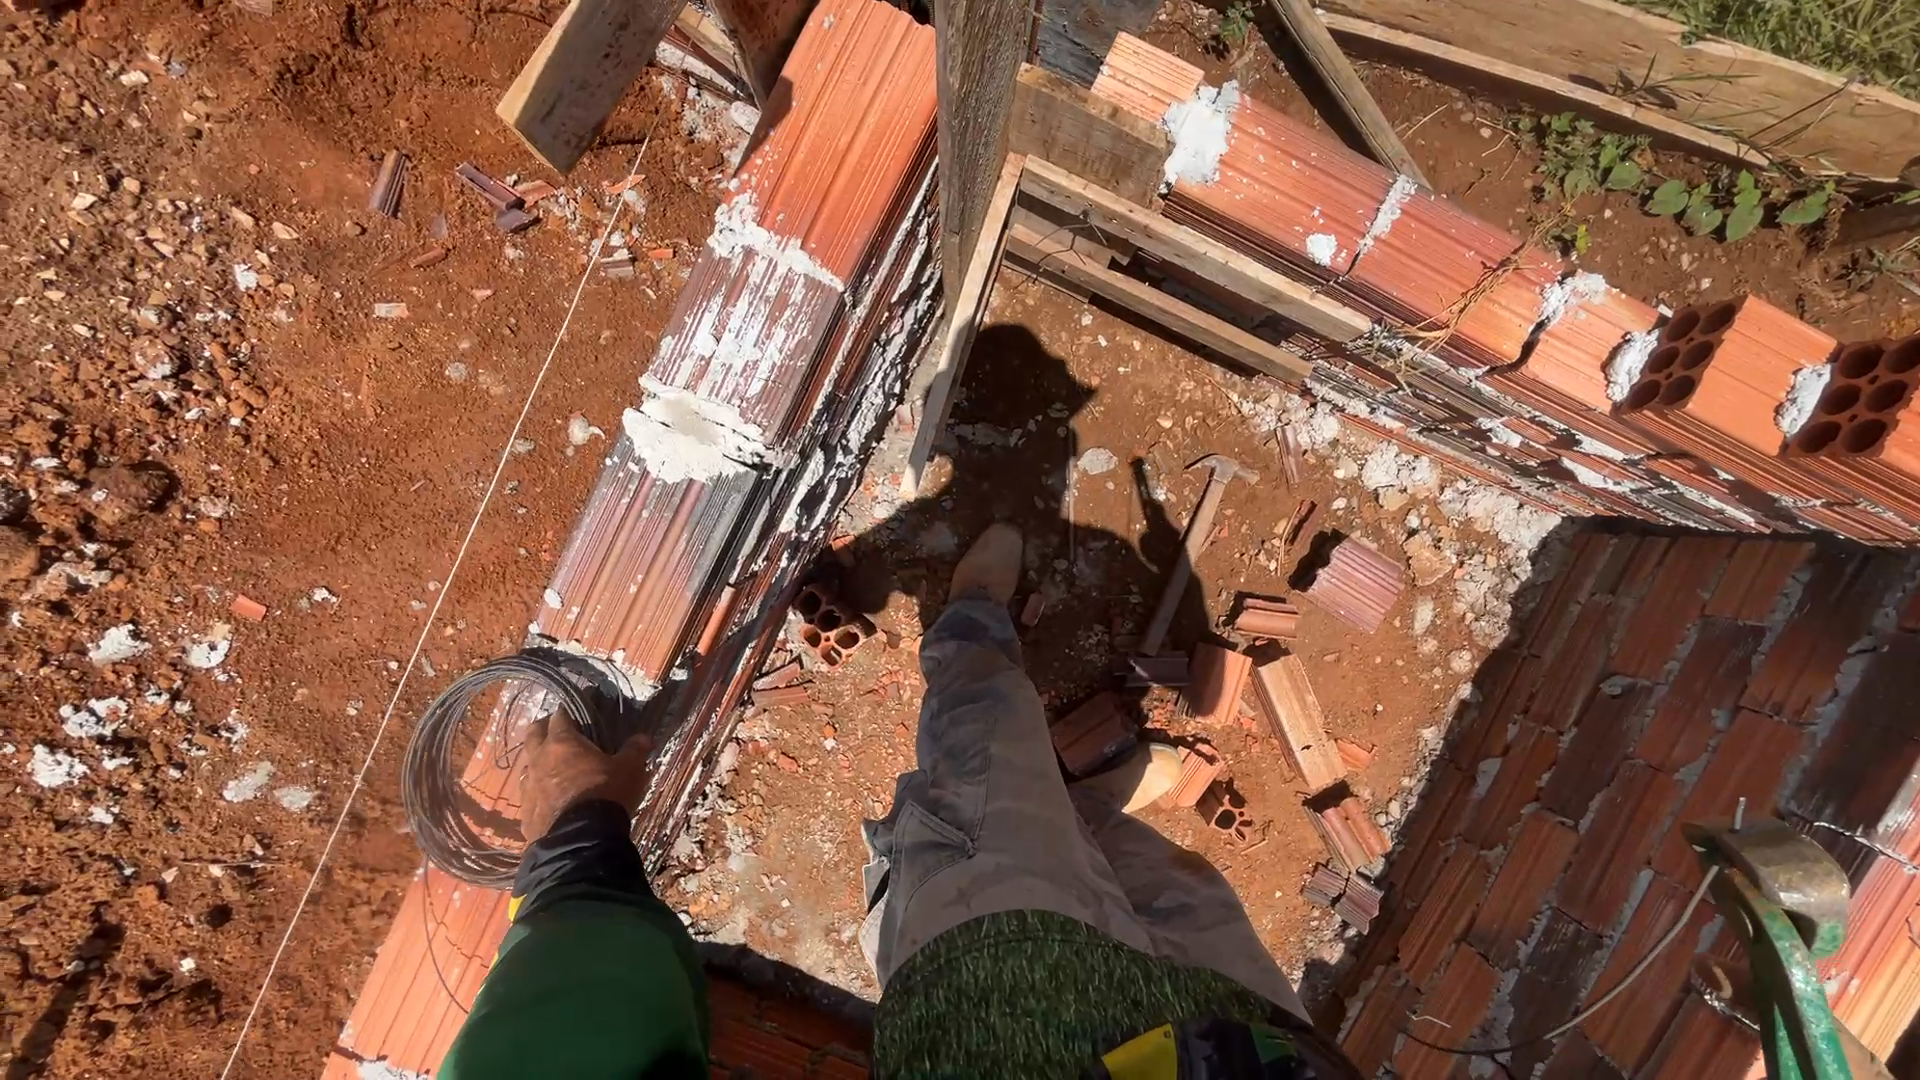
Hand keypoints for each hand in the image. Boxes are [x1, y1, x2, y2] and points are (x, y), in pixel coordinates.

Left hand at [517, 711, 652, 842]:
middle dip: (544, 728)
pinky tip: (551, 798)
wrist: (579, 839)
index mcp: (563, 742)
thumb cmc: (605, 793)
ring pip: (527, 765)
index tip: (577, 711)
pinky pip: (529, 794)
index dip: (568, 711)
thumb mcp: (629, 769)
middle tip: (559, 731)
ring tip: (554, 767)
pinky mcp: (525, 813)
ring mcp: (528, 787)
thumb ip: (634, 750)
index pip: (559, 716)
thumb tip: (644, 737)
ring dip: (538, 761)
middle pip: (533, 734)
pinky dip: (538, 791)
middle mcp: (539, 760)